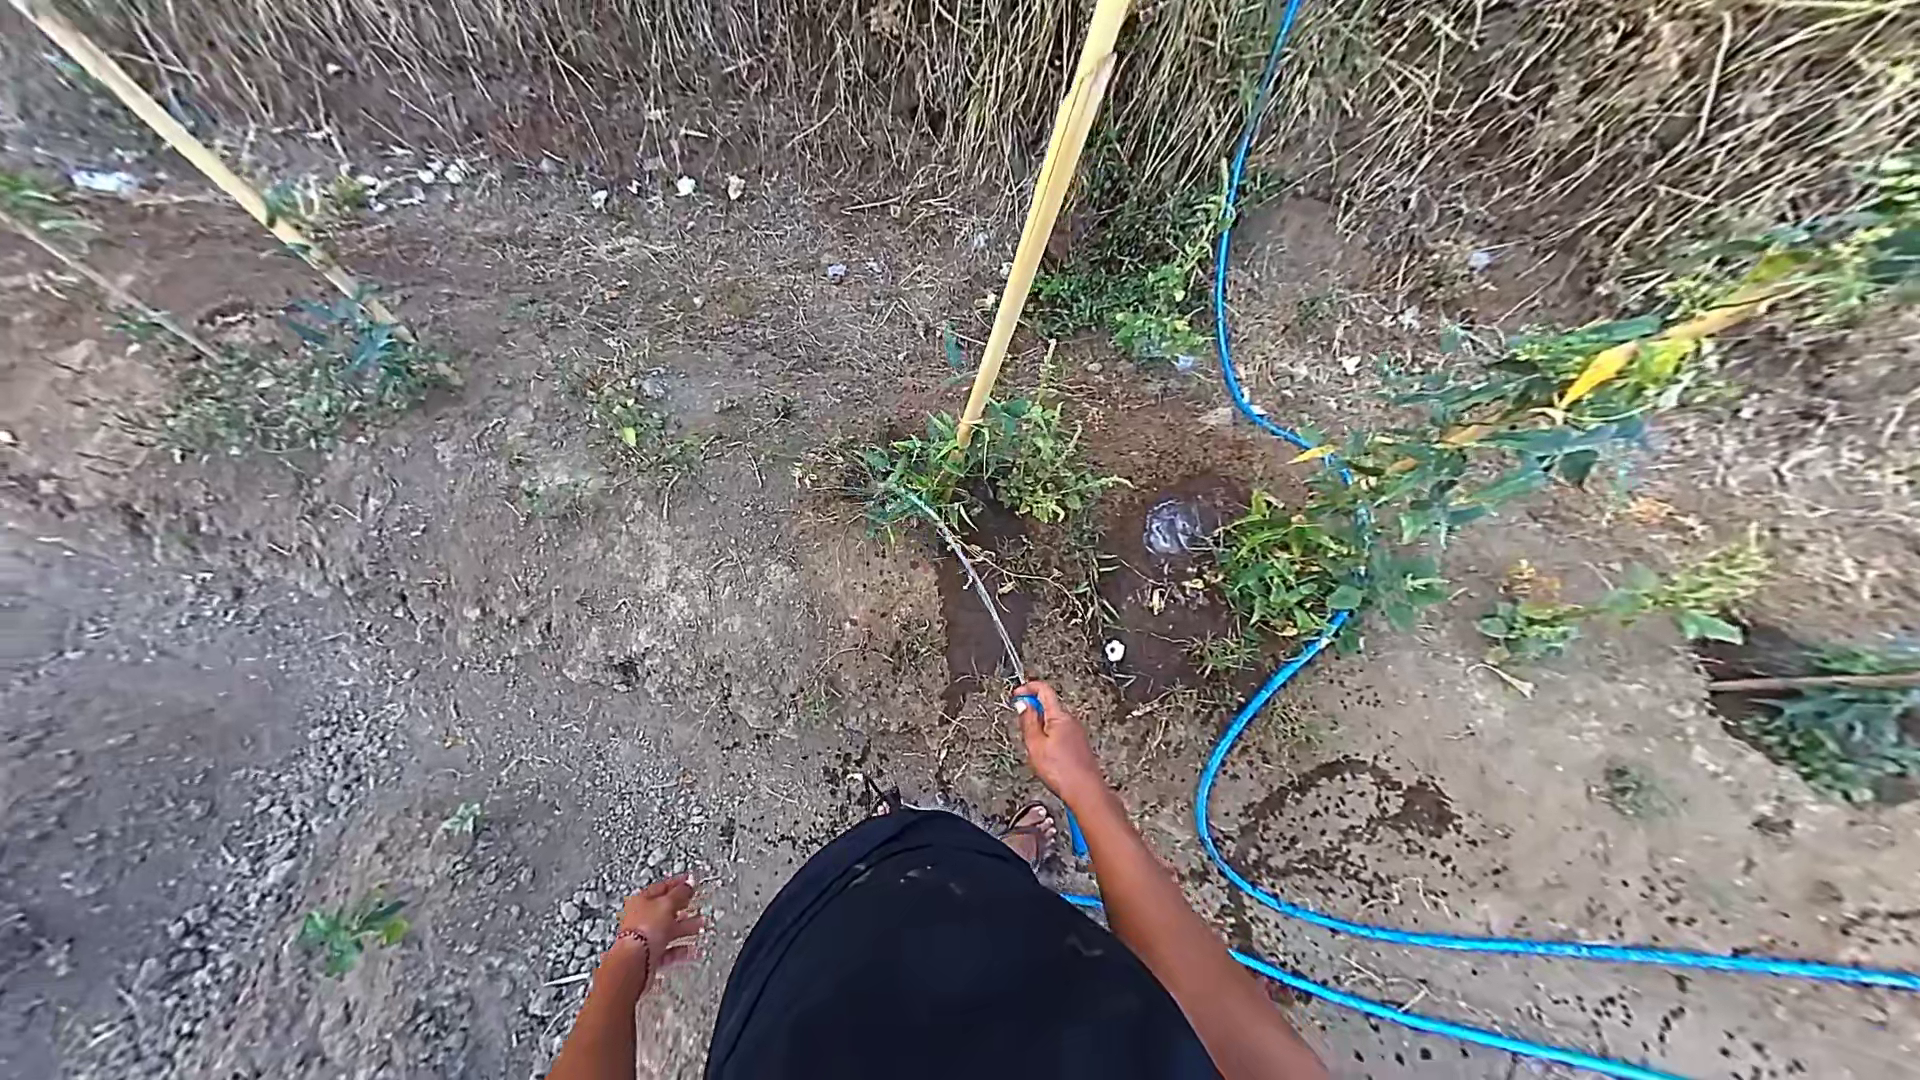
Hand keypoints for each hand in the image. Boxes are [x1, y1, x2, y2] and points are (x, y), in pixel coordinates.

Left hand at [610, 873, 704, 991]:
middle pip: (665, 910)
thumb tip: (688, 885)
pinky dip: (682, 949)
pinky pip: (669, 950)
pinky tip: (693, 949)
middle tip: (697, 903)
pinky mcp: (649, 957)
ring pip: (669, 930)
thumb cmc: (645, 929)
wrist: (635, 963)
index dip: (677, 883)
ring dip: (686, 927)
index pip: (661, 887)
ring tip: (701, 924)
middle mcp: (640, 919)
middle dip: (684, 908)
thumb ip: (681, 892)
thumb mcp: (668, 903)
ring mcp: (644, 939)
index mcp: (640, 901)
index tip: (690, 881)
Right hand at [1013, 680, 1107, 808]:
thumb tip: (1023, 703)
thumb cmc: (1061, 771)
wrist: (1085, 791)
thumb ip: (1028, 721)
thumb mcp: (1035, 744)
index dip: (1028, 688)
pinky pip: (1061, 732)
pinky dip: (1050, 736)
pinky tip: (1047, 755)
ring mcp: (1076, 733)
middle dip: (1033, 711)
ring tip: (1035, 748)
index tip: (1017, 694)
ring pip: (1054, 720)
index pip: (1044, 690)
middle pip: (1048, 705)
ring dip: (1041, 726)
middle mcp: (1071, 720)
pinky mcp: (1079, 744)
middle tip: (1023, 727)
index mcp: (1059, 716)